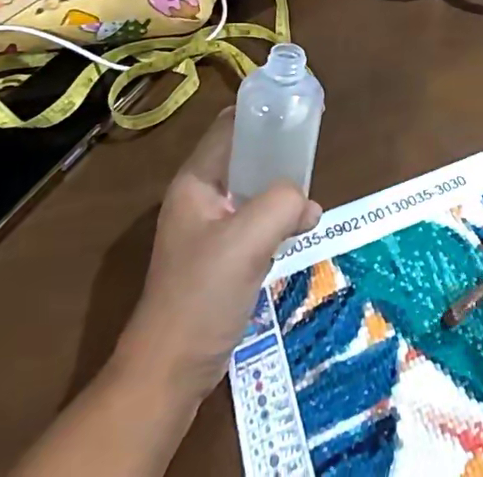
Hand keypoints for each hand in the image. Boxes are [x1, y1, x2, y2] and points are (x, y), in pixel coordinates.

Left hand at [112, 108, 321, 402]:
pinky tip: (297, 233)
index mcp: (195, 182)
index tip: (299, 113)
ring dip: (279, 193)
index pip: (229, 128)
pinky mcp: (219, 256)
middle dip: (277, 155)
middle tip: (312, 158)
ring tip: (309, 200)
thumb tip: (307, 202)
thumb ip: (281, 206)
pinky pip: (253, 223)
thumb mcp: (245, 242)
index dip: (262, 114)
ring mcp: (208, 228)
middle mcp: (199, 197)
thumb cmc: (201, 296)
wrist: (170, 369)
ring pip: (251, 192)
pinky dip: (275, 222)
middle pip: (243, 158)